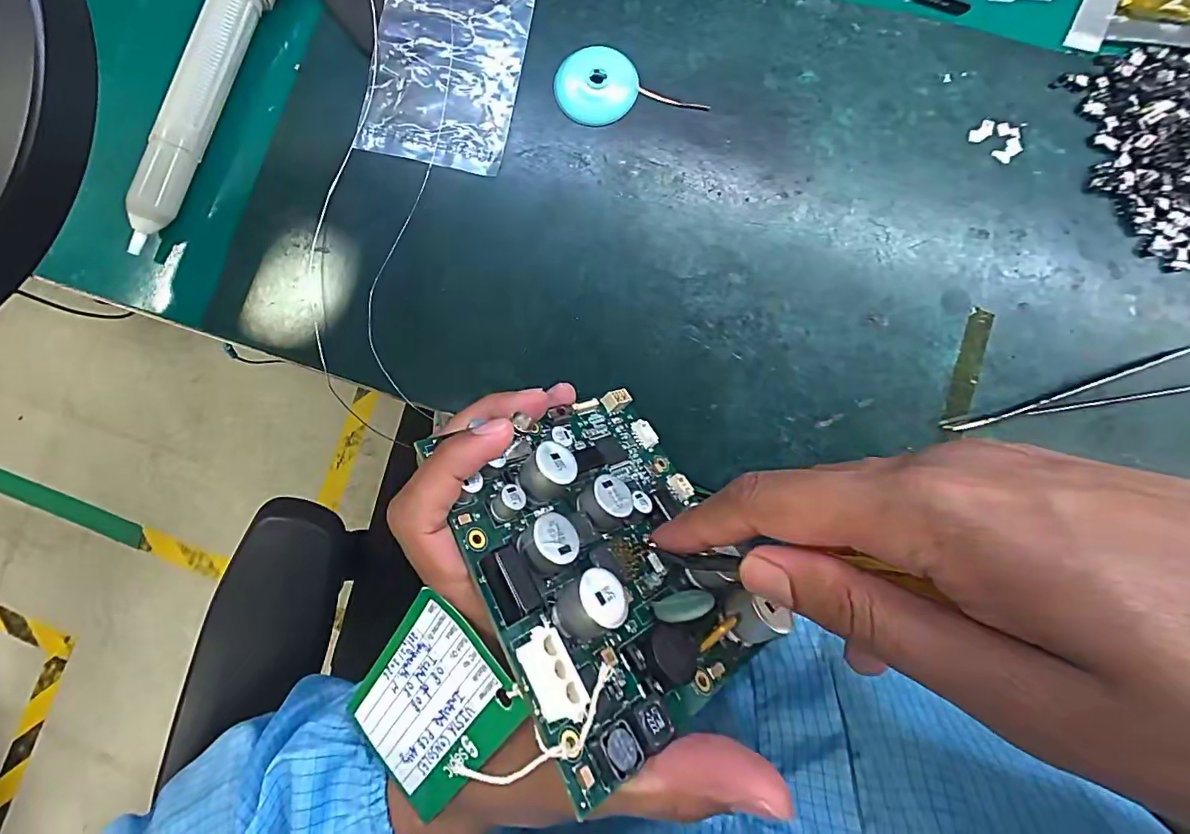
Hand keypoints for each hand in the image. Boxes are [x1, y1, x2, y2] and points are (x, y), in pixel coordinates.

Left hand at [384, 386, 791, 831]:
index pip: (420, 523)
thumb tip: (769, 788)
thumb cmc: (502, 774)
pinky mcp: (496, 557)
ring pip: (465, 474)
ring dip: (503, 426)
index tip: (502, 434)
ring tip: (557, 403)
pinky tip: (559, 440)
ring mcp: (477, 559)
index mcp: (469, 607)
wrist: (459, 785)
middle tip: (548, 401)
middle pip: (442, 477)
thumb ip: (661, 777)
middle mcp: (466, 571)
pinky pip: (496, 492)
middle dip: (485, 424)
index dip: (447, 469)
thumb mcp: (578, 773)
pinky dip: (520, 457)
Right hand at [652, 438, 1189, 833]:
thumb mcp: (1034, 700)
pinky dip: (906, 549)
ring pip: (877, 500)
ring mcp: (1006, 465)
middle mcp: (953, 466)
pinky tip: (950, 606)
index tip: (663, 544)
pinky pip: (936, 503)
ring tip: (872, 637)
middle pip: (821, 494)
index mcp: (938, 511)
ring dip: (848, 556)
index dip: (710, 518)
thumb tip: (761, 563)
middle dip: (775, 545)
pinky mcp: (1048, 478)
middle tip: (761, 612)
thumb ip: (878, 619)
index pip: (779, 498)